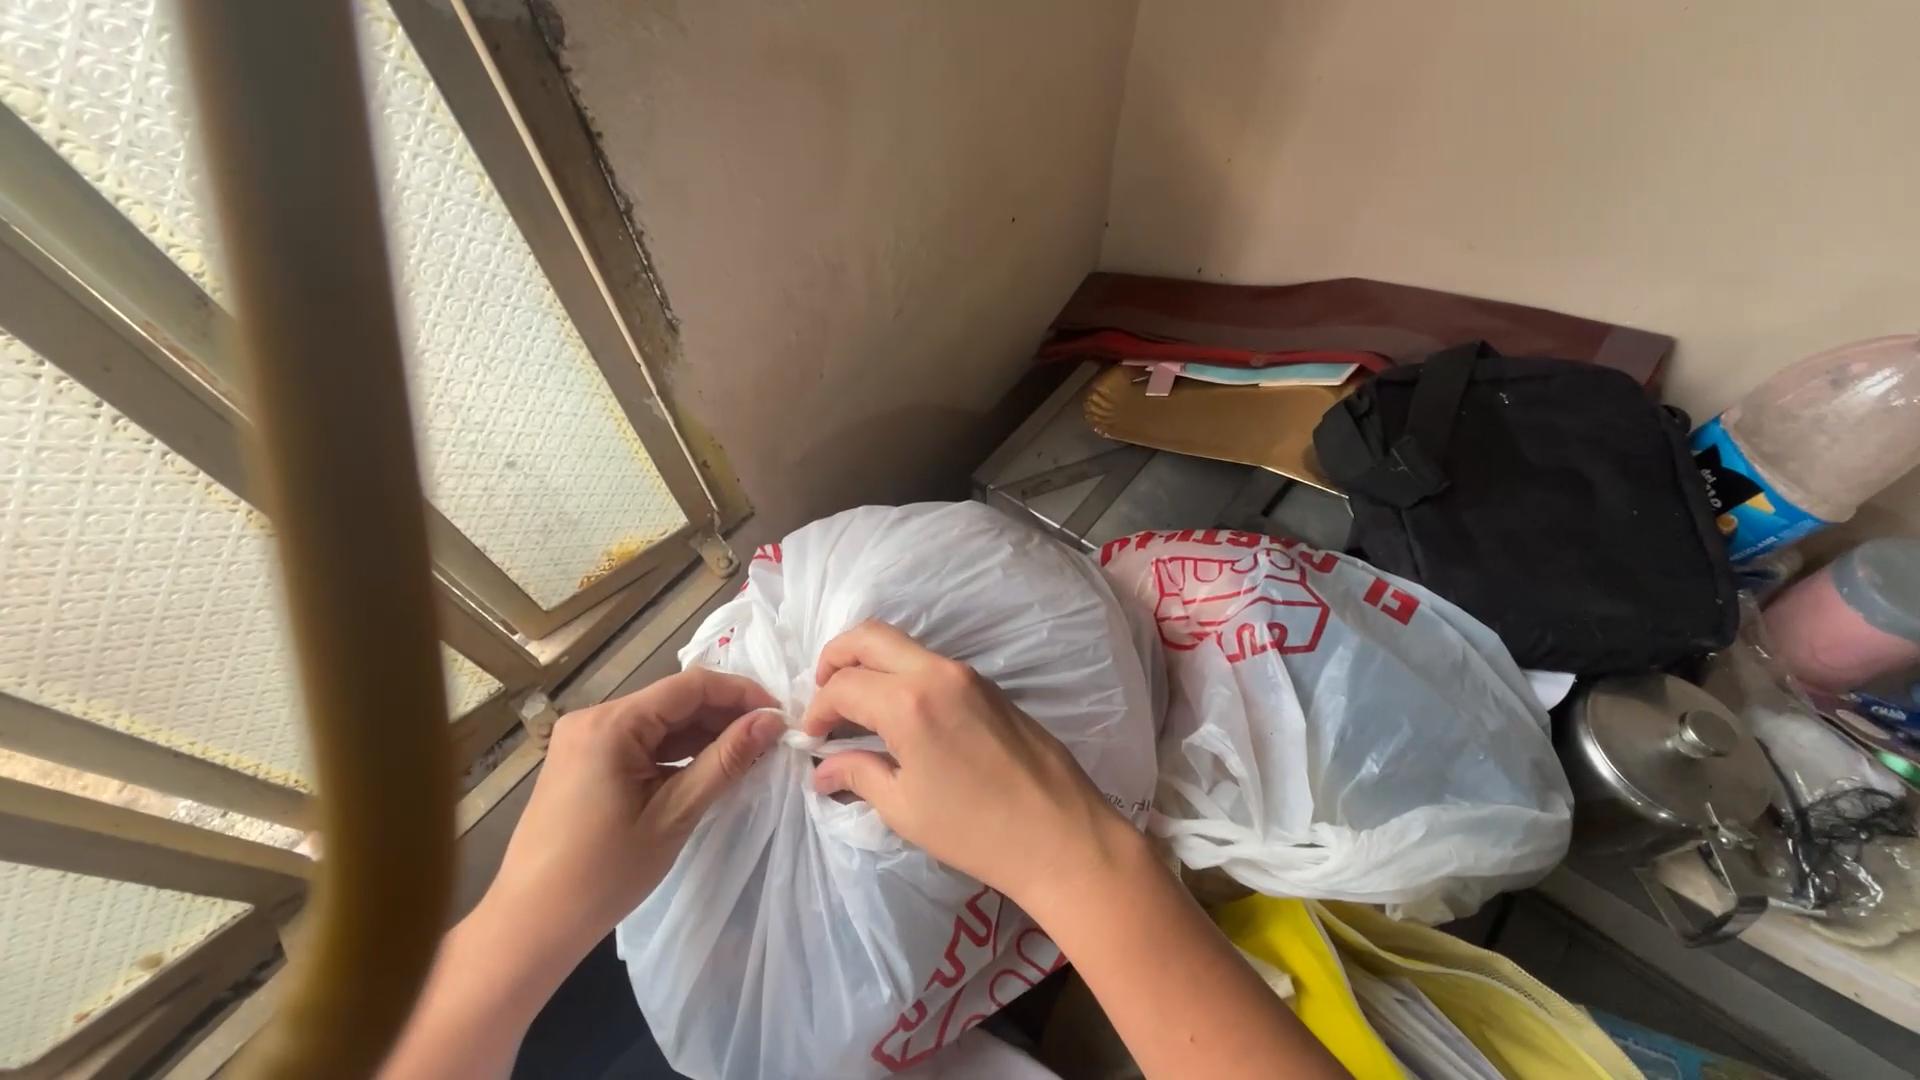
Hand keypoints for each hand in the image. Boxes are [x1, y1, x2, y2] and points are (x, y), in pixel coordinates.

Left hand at [480, 669, 783, 961]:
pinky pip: (642, 742)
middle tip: (770, 739)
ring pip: (660, 721)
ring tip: (748, 754)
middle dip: (725, 715)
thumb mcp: (675, 814)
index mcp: (611, 723)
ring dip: (704, 734)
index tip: (780, 716)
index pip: (690, 687)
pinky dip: (677, 751)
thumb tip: (772, 721)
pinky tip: (708, 768)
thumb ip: (726, 760)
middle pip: (674, 700)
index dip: (741, 694)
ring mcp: (586, 739)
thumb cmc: (603, 873)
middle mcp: (594, 718)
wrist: (530, 927)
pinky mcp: (584, 761)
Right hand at [801, 619, 1140, 910]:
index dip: (817, 709)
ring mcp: (967, 674)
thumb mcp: (905, 808)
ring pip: (903, 646)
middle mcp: (936, 672)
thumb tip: (823, 769)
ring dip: (871, 665)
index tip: (810, 738)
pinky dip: (902, 676)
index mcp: (908, 702)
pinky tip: (899, 716)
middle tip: (823, 695)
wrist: (1062, 835)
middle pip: (870, 637)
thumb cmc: (976, 830)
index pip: (844, 685)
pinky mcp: (989, 686)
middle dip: (835, 658)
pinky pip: (931, 664)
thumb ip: (858, 774)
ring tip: (857, 708)